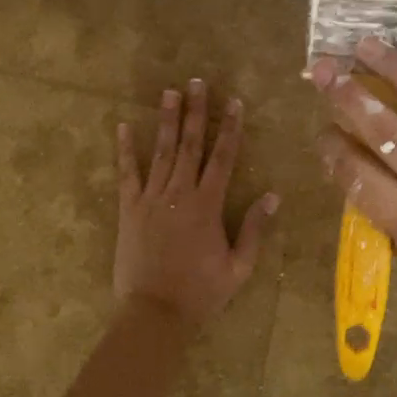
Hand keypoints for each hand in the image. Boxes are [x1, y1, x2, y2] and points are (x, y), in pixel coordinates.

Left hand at [114, 80, 278, 328]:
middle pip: (190, 144)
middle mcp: (180, 193)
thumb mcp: (239, 268)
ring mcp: (151, 198)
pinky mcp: (129, 209)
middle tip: (197, 81)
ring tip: (169, 91)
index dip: (229, 128)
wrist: (154, 314)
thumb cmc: (201, 293)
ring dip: (166, 120)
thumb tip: (273, 195)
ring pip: (161, 151)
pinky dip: (125, 149)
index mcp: (208, 205)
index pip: (223, 157)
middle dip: (196, 111)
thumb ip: (254, 229)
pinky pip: (127, 173)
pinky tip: (123, 126)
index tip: (234, 102)